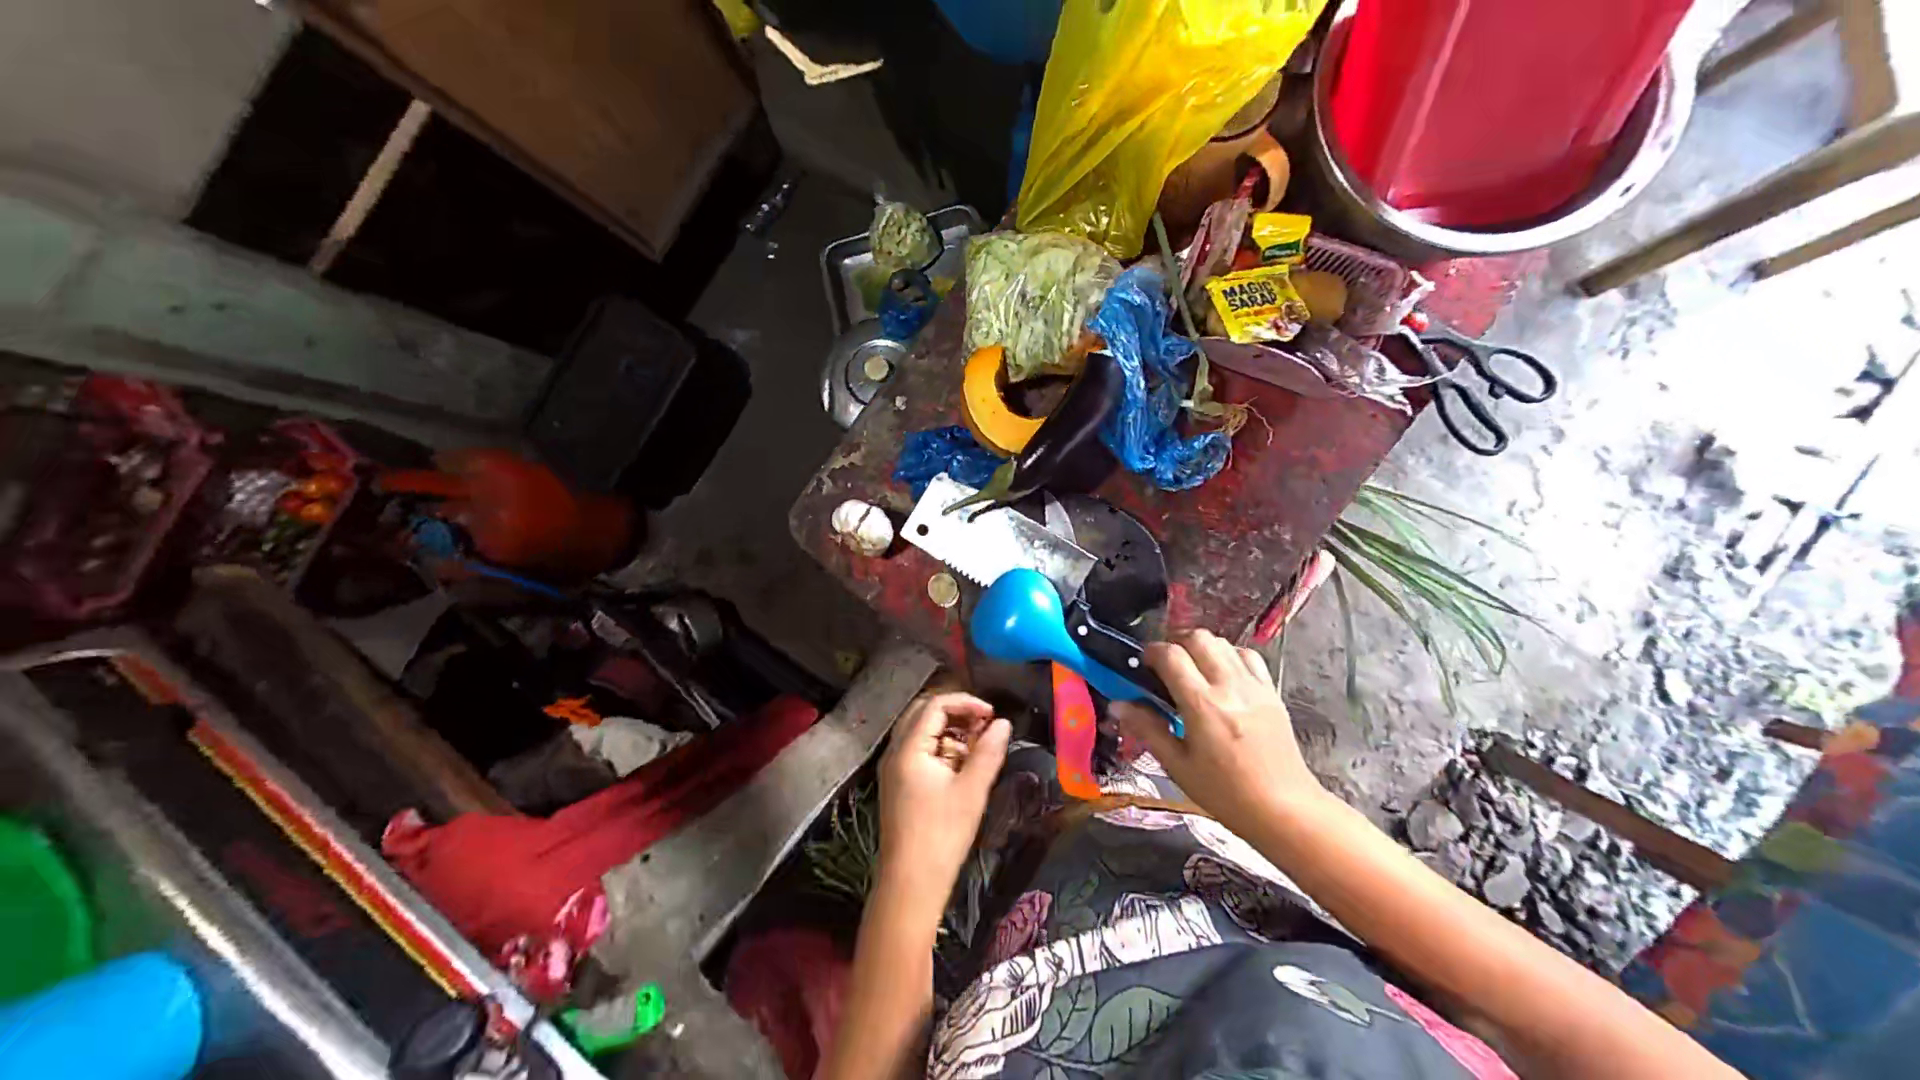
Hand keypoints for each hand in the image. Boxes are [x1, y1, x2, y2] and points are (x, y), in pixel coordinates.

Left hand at [876, 692, 1010, 901]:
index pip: (935, 705)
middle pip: (923, 713)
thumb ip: (988, 752)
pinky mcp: (898, 785)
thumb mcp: (972, 791)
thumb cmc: (942, 835)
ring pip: (920, 732)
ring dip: (948, 730)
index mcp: (908, 749)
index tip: (992, 715)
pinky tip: (961, 766)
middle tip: (984, 724)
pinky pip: (918, 751)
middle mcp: (895, 753)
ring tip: (977, 746)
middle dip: (955, 712)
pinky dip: (940, 748)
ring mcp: (893, 769)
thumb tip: (1003, 723)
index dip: (965, 703)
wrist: (910, 884)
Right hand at [1110, 630, 1326, 833]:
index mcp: (1202, 705)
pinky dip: (1229, 656)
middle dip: (1175, 643)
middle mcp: (1229, 687)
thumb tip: (1118, 705)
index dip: (1151, 652)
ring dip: (1201, 647)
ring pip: (1223, 642)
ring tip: (1192, 669)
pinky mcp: (1271, 692)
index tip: (1143, 664)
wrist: (1283, 809)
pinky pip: (1248, 656)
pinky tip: (1221, 675)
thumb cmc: (1225, 793)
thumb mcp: (1177, 765)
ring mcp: (1254, 686)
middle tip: (1165, 664)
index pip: (1171, 655)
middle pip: (1198, 637)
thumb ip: (1147, 728)